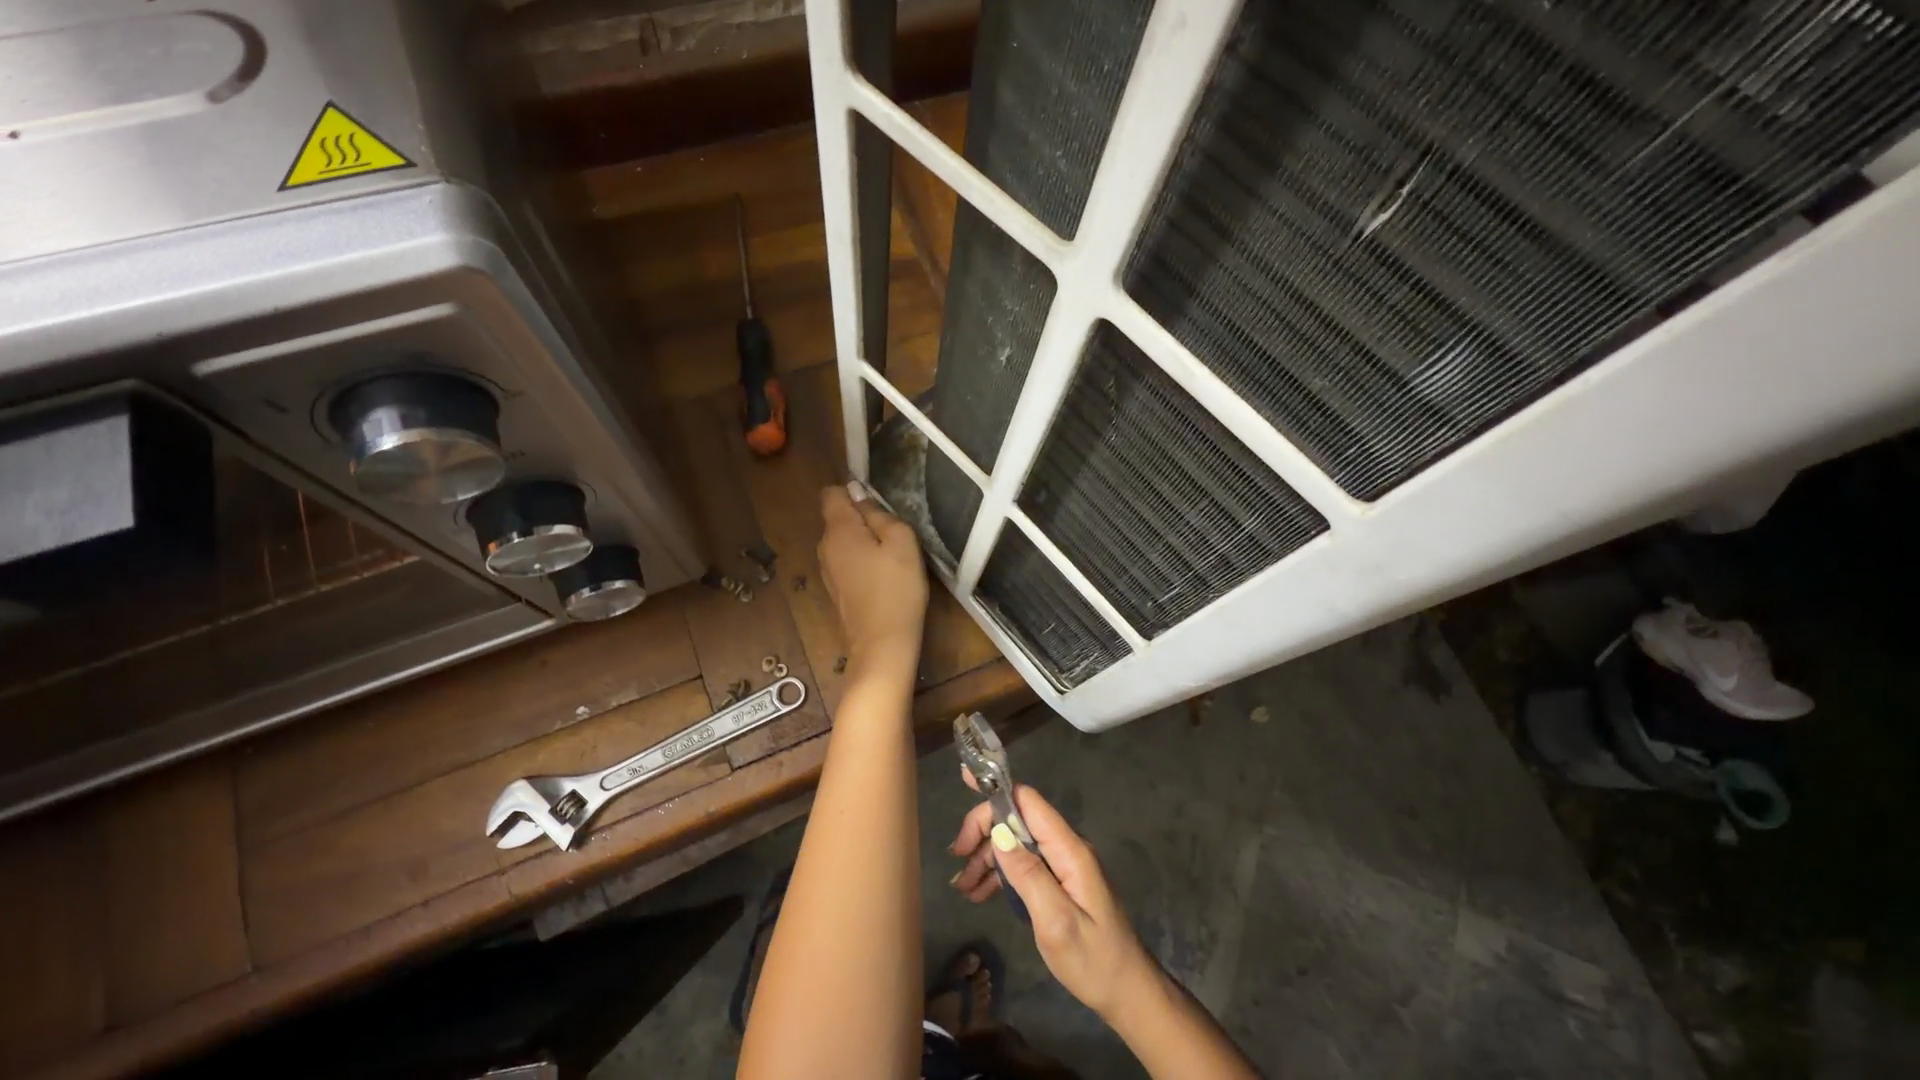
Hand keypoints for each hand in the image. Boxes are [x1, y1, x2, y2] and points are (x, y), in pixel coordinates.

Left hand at [817, 484, 927, 662]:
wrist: (882, 644)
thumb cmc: (896, 588)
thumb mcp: (901, 541)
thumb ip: (880, 514)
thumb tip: (861, 497)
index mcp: (838, 529)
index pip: (831, 493)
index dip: (853, 491)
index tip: (878, 504)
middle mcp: (824, 546)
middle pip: (838, 518)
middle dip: (862, 518)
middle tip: (894, 532)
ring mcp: (827, 571)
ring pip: (843, 542)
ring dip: (864, 542)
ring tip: (892, 556)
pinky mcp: (836, 591)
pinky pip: (847, 563)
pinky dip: (862, 562)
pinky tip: (883, 577)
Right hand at [949, 782, 1158, 1019]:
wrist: (1127, 992)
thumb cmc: (1094, 960)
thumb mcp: (1056, 922)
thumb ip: (1029, 875)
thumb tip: (999, 832)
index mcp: (1070, 851)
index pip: (1029, 802)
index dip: (996, 792)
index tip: (962, 788)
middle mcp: (1067, 849)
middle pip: (1018, 820)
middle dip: (984, 832)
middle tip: (957, 860)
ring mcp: (1064, 866)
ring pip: (1017, 843)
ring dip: (987, 858)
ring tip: (962, 887)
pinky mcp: (1060, 883)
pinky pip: (1024, 865)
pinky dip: (1000, 875)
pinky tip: (980, 893)